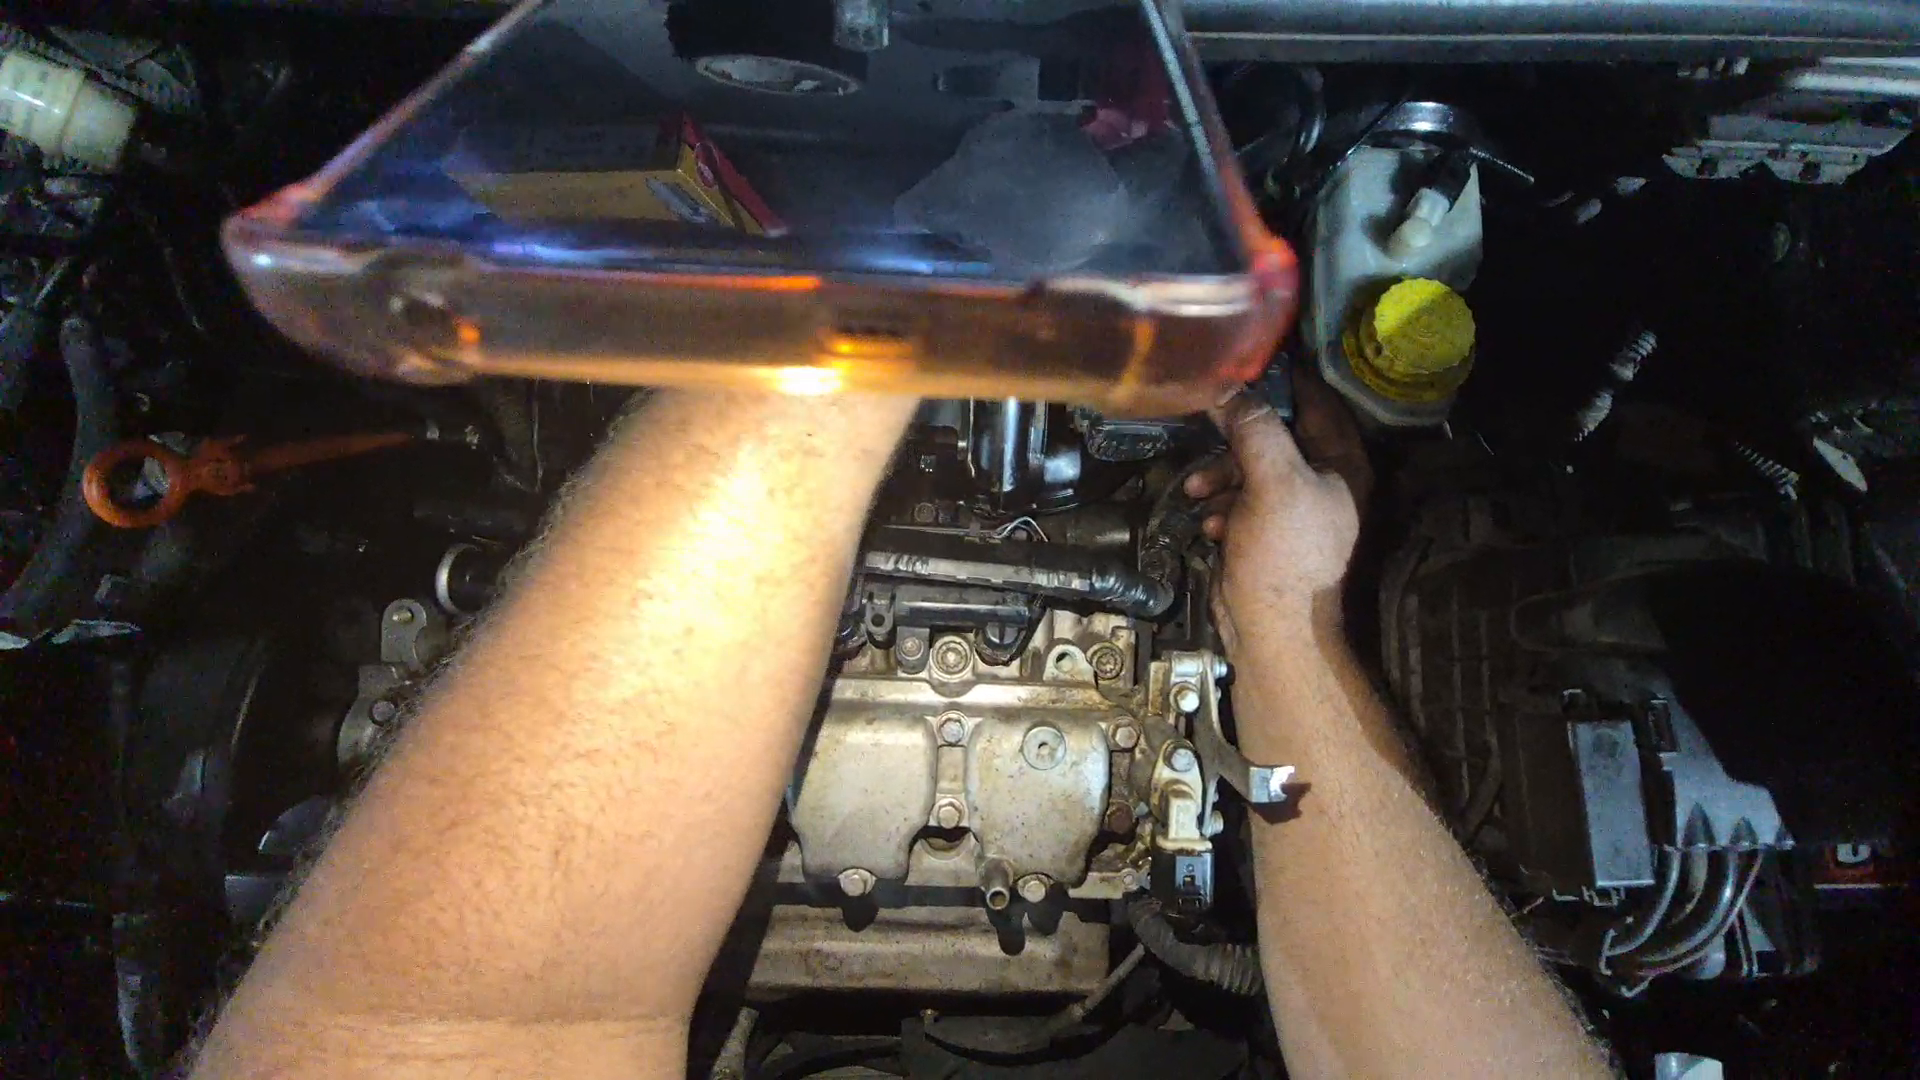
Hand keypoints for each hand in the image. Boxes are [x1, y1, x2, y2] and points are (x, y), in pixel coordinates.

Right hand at [1184, 370, 1371, 652]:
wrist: (1273, 627)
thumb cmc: (1285, 552)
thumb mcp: (1273, 483)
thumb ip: (1255, 431)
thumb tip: (1228, 390)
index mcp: (1340, 462)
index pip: (1315, 401)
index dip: (1282, 380)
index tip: (1240, 363)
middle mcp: (1321, 480)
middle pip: (1273, 435)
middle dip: (1235, 438)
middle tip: (1204, 429)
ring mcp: (1290, 508)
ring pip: (1248, 469)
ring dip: (1218, 476)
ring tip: (1196, 492)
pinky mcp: (1263, 531)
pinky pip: (1237, 502)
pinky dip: (1220, 507)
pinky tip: (1208, 523)